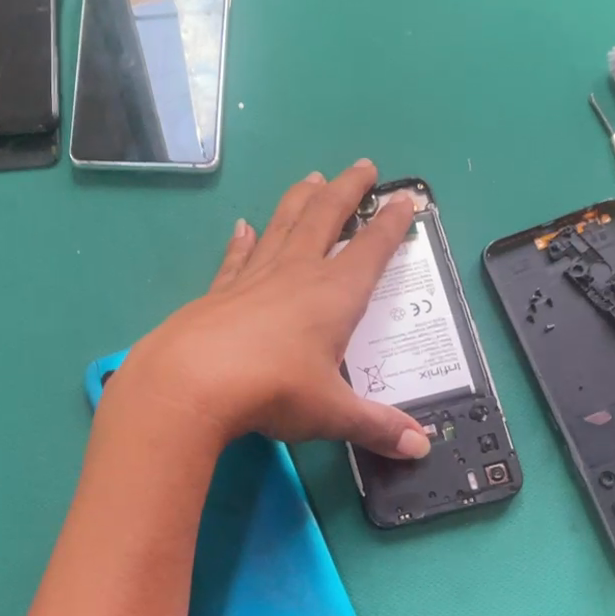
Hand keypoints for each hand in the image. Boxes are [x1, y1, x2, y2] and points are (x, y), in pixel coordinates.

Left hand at [105, 160, 430, 458]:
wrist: (193, 382)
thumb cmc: (274, 391)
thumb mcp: (333, 413)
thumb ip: (377, 427)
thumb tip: (421, 447)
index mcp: (335, 295)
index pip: (372, 249)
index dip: (392, 224)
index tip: (407, 199)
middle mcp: (297, 274)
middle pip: (326, 218)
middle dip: (348, 190)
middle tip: (362, 167)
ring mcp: (254, 278)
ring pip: (283, 225)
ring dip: (300, 200)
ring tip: (312, 178)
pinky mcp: (219, 292)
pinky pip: (237, 257)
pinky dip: (243, 241)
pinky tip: (243, 227)